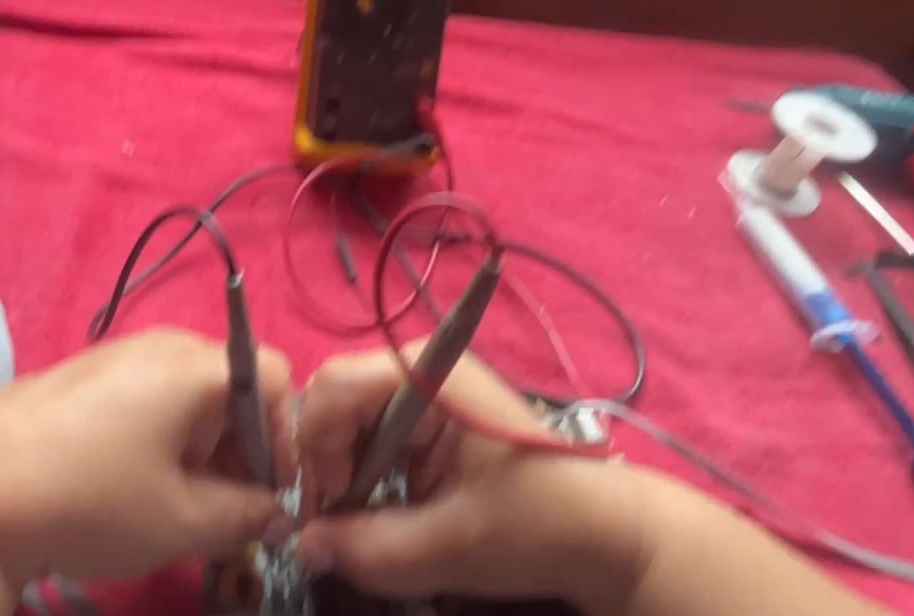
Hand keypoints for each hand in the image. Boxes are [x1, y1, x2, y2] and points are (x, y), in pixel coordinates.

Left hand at [0, 328, 296, 584]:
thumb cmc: (92, 498)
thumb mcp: (181, 521)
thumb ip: (247, 514)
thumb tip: (279, 515)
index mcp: (195, 365)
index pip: (275, 374)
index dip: (286, 435)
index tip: (272, 493)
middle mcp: (163, 344)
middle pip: (233, 382)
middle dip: (244, 445)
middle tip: (229, 506)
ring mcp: (122, 354)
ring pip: (192, 391)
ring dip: (205, 444)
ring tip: (180, 501)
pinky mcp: (90, 372)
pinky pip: (152, 393)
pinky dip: (166, 434)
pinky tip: (136, 479)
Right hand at [294, 343, 648, 606]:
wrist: (610, 535)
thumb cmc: (540, 526)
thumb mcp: (453, 547)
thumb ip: (373, 548)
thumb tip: (304, 548)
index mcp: (423, 371)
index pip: (335, 386)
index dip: (320, 446)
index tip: (337, 507)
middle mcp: (414, 366)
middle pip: (334, 399)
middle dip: (326, 461)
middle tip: (338, 521)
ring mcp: (420, 389)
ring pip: (346, 419)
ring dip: (342, 472)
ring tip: (360, 522)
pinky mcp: (425, 417)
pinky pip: (369, 435)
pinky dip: (362, 474)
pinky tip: (380, 508)